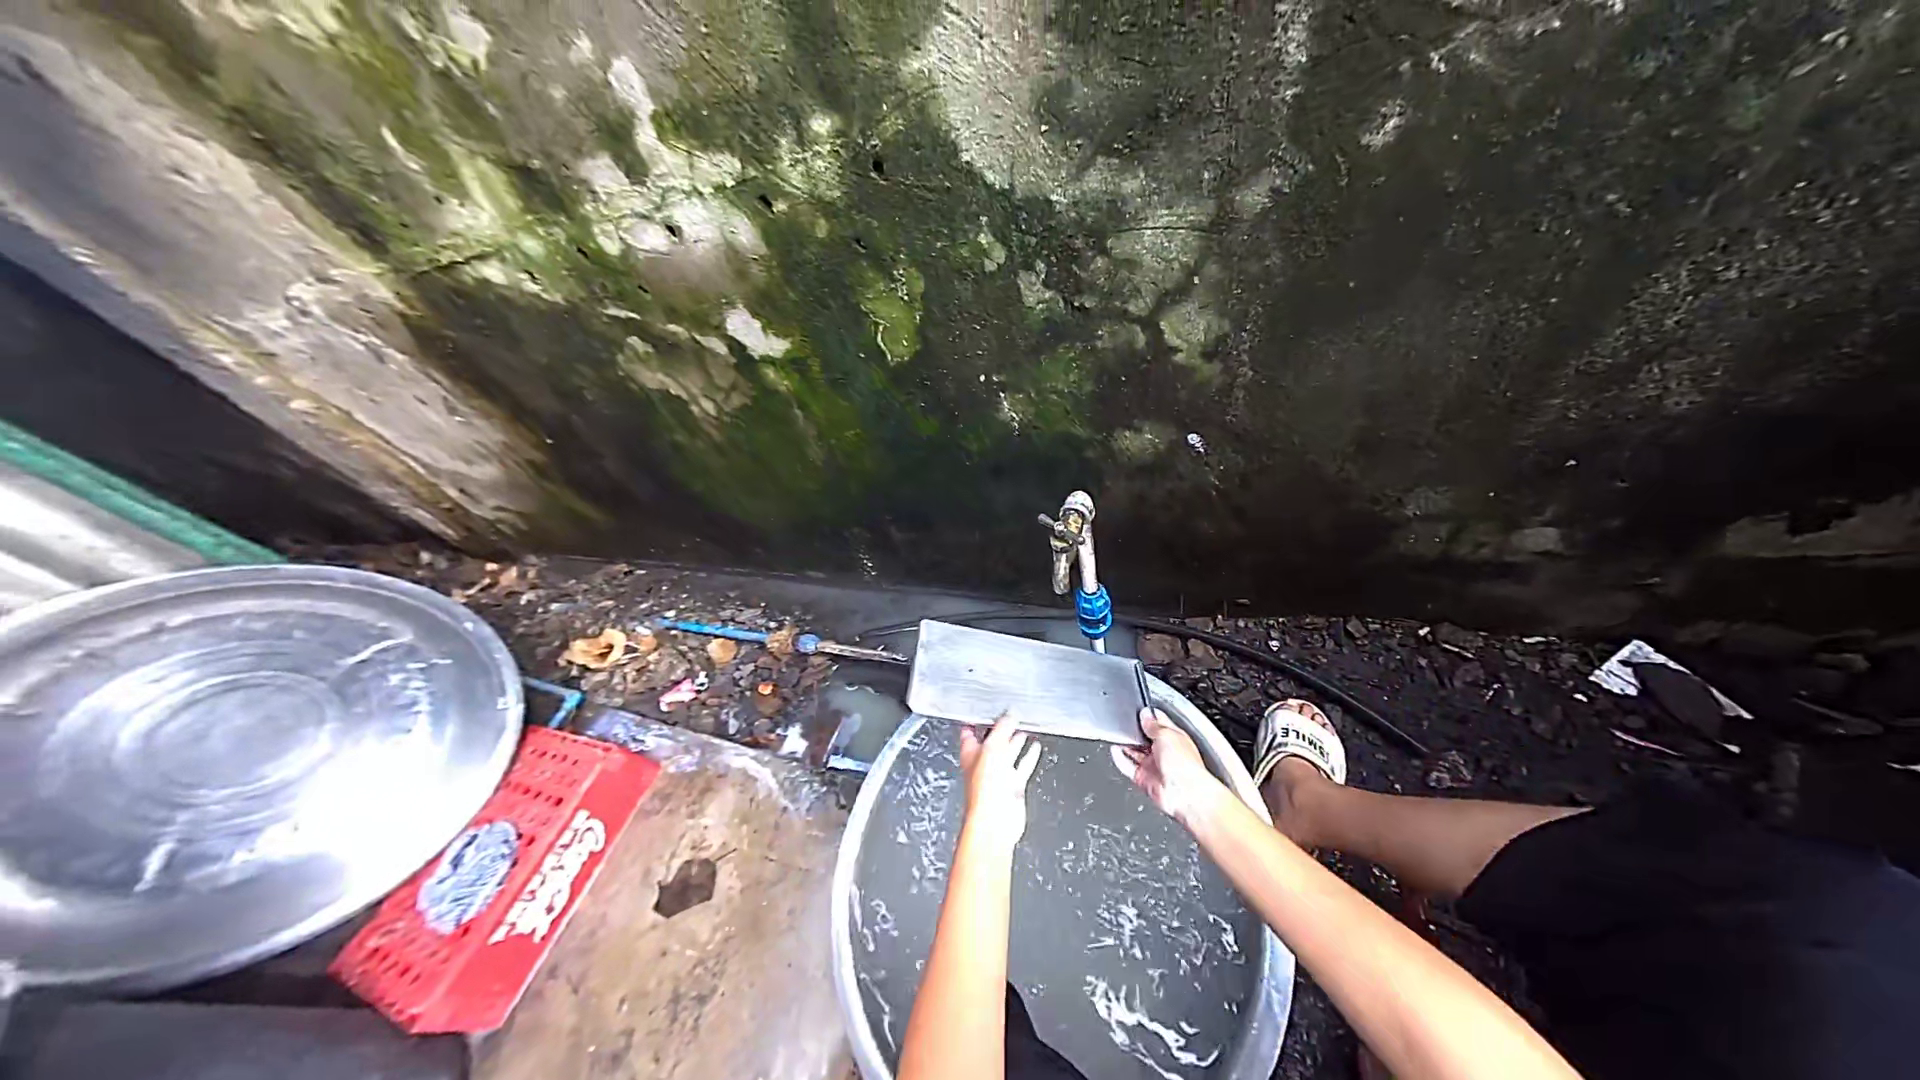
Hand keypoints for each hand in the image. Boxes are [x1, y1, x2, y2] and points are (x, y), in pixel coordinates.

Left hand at [958, 712, 1042, 854]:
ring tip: (1023, 728)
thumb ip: (1002, 729)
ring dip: (1015, 741)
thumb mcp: (993, 747)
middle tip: (1010, 716)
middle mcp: (983, 763)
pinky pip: (1022, 766)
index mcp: (970, 752)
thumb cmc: (984, 788)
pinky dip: (1029, 756)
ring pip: (1008, 752)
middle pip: (992, 740)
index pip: (970, 731)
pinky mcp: (1012, 785)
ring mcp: (998, 775)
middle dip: (1001, 728)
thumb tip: (1009, 715)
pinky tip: (1034, 748)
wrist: (996, 820)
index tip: (986, 709)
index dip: (978, 719)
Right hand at [1112, 707, 1228, 826]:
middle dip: (1135, 731)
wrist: (1185, 795)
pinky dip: (1120, 758)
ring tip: (1117, 735)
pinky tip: (1115, 750)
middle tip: (1127, 725)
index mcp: (1175, 739)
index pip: (1159, 723)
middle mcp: (1164, 752)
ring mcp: (1153, 766)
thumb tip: (1145, 715)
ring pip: (1134, 752)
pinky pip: (1127, 767)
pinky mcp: (1144, 779)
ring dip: (1126, 744)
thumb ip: (1153, 724)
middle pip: (1145, 738)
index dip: (1149, 717)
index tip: (1139, 712)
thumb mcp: (1167, 734)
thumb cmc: (1186, 766)